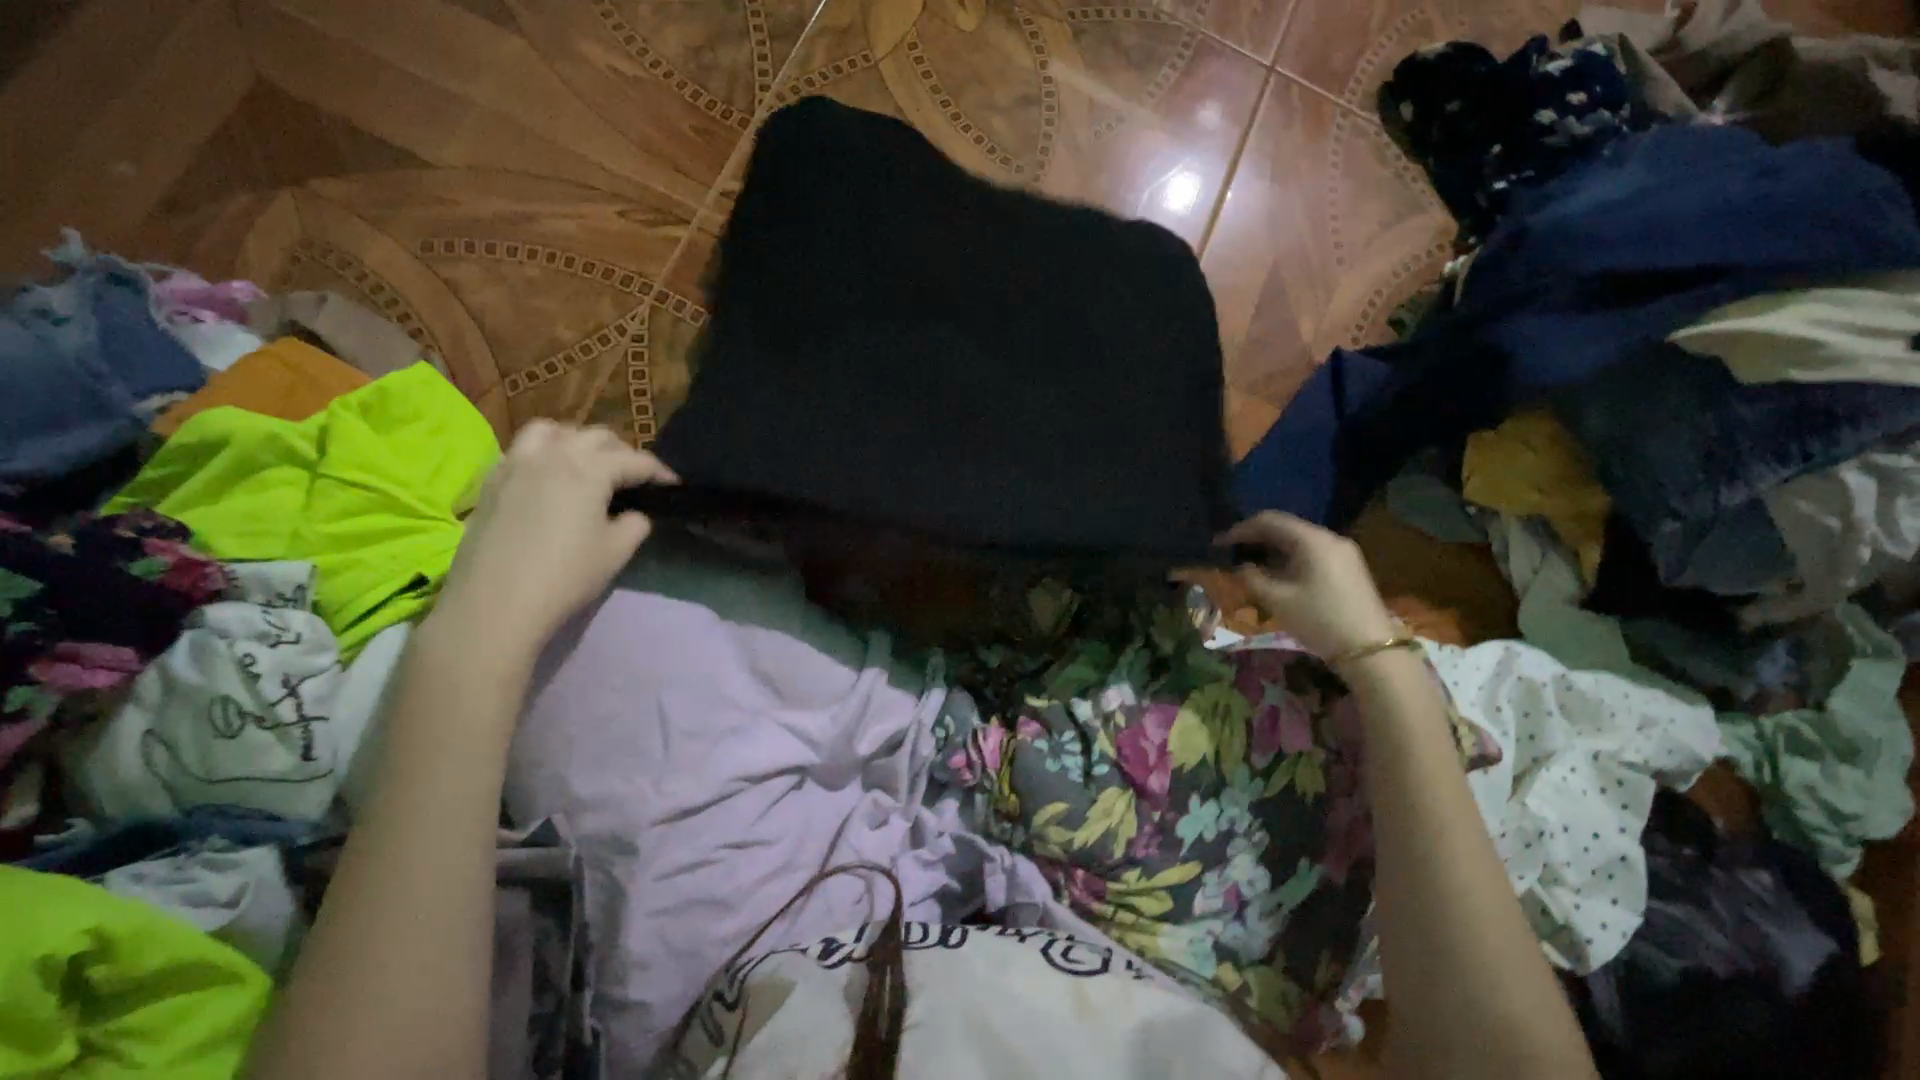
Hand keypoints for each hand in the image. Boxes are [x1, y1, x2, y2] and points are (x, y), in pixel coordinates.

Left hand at [435, 421, 676, 652]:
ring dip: (576, 441)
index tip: (672, 485)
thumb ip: (635, 524)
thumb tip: (633, 514)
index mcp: (590, 470)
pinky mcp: (491, 481)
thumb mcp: (615, 553)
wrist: (495, 603)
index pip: (635, 460)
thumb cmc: (564, 577)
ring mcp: (516, 464)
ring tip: (584, 463)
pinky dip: (542, 453)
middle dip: (621, 452)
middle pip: (596, 437)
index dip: (659, 471)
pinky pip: (521, 450)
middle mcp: (553, 455)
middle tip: (632, 477)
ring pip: (552, 431)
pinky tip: (546, 478)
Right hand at [1221, 512, 1395, 658]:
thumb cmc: (1320, 620)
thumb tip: (1242, 566)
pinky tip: (1277, 574)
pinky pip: (1312, 553)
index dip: (1240, 529)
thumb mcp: (1278, 601)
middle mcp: (1329, 538)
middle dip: (1256, 538)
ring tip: (1249, 564)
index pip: (1269, 520)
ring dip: (1273, 549)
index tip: (1219, 543)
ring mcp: (1343, 552)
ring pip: (1299, 541)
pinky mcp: (1348, 568)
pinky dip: (1290, 558)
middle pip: (1286, 528)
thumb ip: (1253, 578)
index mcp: (1312, 540)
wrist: (1370, 650)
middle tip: (1231, 552)